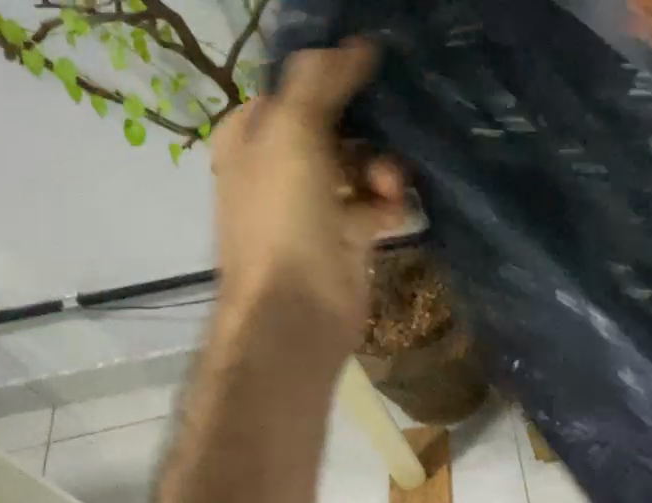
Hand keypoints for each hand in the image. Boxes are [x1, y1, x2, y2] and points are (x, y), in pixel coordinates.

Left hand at [210, 41, 405, 353]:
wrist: (297, 309)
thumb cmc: (284, 218)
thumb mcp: (293, 132)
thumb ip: (322, 82)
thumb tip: (360, 45)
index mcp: (252, 135)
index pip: (295, 90)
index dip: (332, 81)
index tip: (373, 75)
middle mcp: (281, 167)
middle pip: (334, 128)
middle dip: (365, 129)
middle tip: (388, 135)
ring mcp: (315, 207)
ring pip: (359, 167)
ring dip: (383, 168)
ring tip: (393, 184)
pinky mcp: (347, 239)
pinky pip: (376, 206)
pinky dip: (391, 203)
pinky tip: (399, 206)